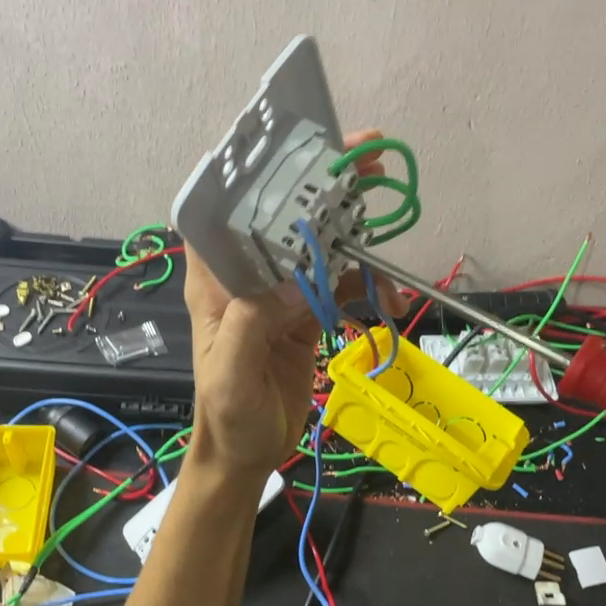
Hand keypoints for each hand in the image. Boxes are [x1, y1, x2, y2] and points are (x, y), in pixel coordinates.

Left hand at [182, 130, 405, 476]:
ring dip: (355, 242)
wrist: (246, 455)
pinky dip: (365, 289)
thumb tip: (299, 282)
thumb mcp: (230, 374)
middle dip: (325, 191)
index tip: (305, 150)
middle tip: (372, 166)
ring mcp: (277, 294)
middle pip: (284, 218)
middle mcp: (246, 276)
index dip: (263, 173)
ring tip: (390, 240)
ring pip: (318, 249)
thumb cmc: (226, 416)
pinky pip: (337, 288)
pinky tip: (390, 302)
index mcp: (215, 279)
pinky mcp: (303, 316)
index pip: (230, 210)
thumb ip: (252, 325)